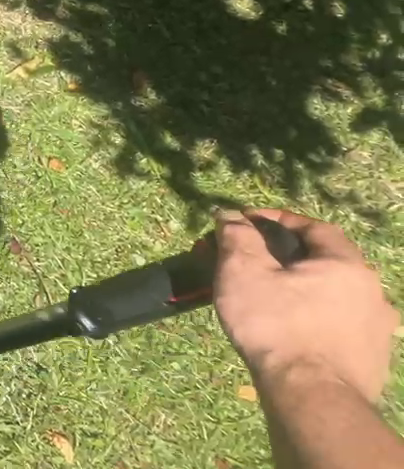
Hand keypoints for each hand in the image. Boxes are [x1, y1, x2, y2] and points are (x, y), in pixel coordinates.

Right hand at [213, 207, 397, 404]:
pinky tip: (279, 318)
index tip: (243, 221)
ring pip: (327, 289)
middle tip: (240, 257)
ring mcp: (376, 326)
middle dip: (277, 252)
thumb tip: (231, 215)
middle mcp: (372, 293)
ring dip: (290, 281)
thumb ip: (237, 235)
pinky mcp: (370, 352)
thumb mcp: (243, 269)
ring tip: (254, 289)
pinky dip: (304, 306)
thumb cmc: (275, 321)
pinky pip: (333, 315)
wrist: (312, 391)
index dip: (278, 218)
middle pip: (321, 259)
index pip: (316, 227)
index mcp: (346, 267)